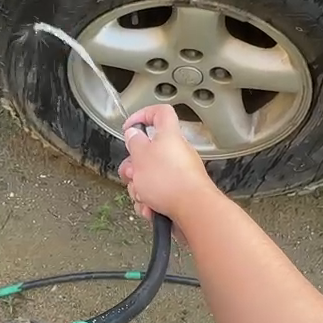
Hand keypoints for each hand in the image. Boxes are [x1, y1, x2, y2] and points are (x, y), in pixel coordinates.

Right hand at [116, 104, 221, 223]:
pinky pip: (156, 194)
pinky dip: (149, 202)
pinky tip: (151, 208)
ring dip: (139, 188)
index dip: (142, 115)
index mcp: (169, 136)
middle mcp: (176, 152)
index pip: (160, 112)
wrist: (192, 210)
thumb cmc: (170, 182)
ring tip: (144, 196)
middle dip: (133, 167)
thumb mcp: (141, 156)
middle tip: (131, 174)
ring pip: (148, 176)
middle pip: (147, 152)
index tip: (129, 127)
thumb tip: (132, 133)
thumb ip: (134, 141)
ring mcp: (178, 174)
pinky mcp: (178, 193)